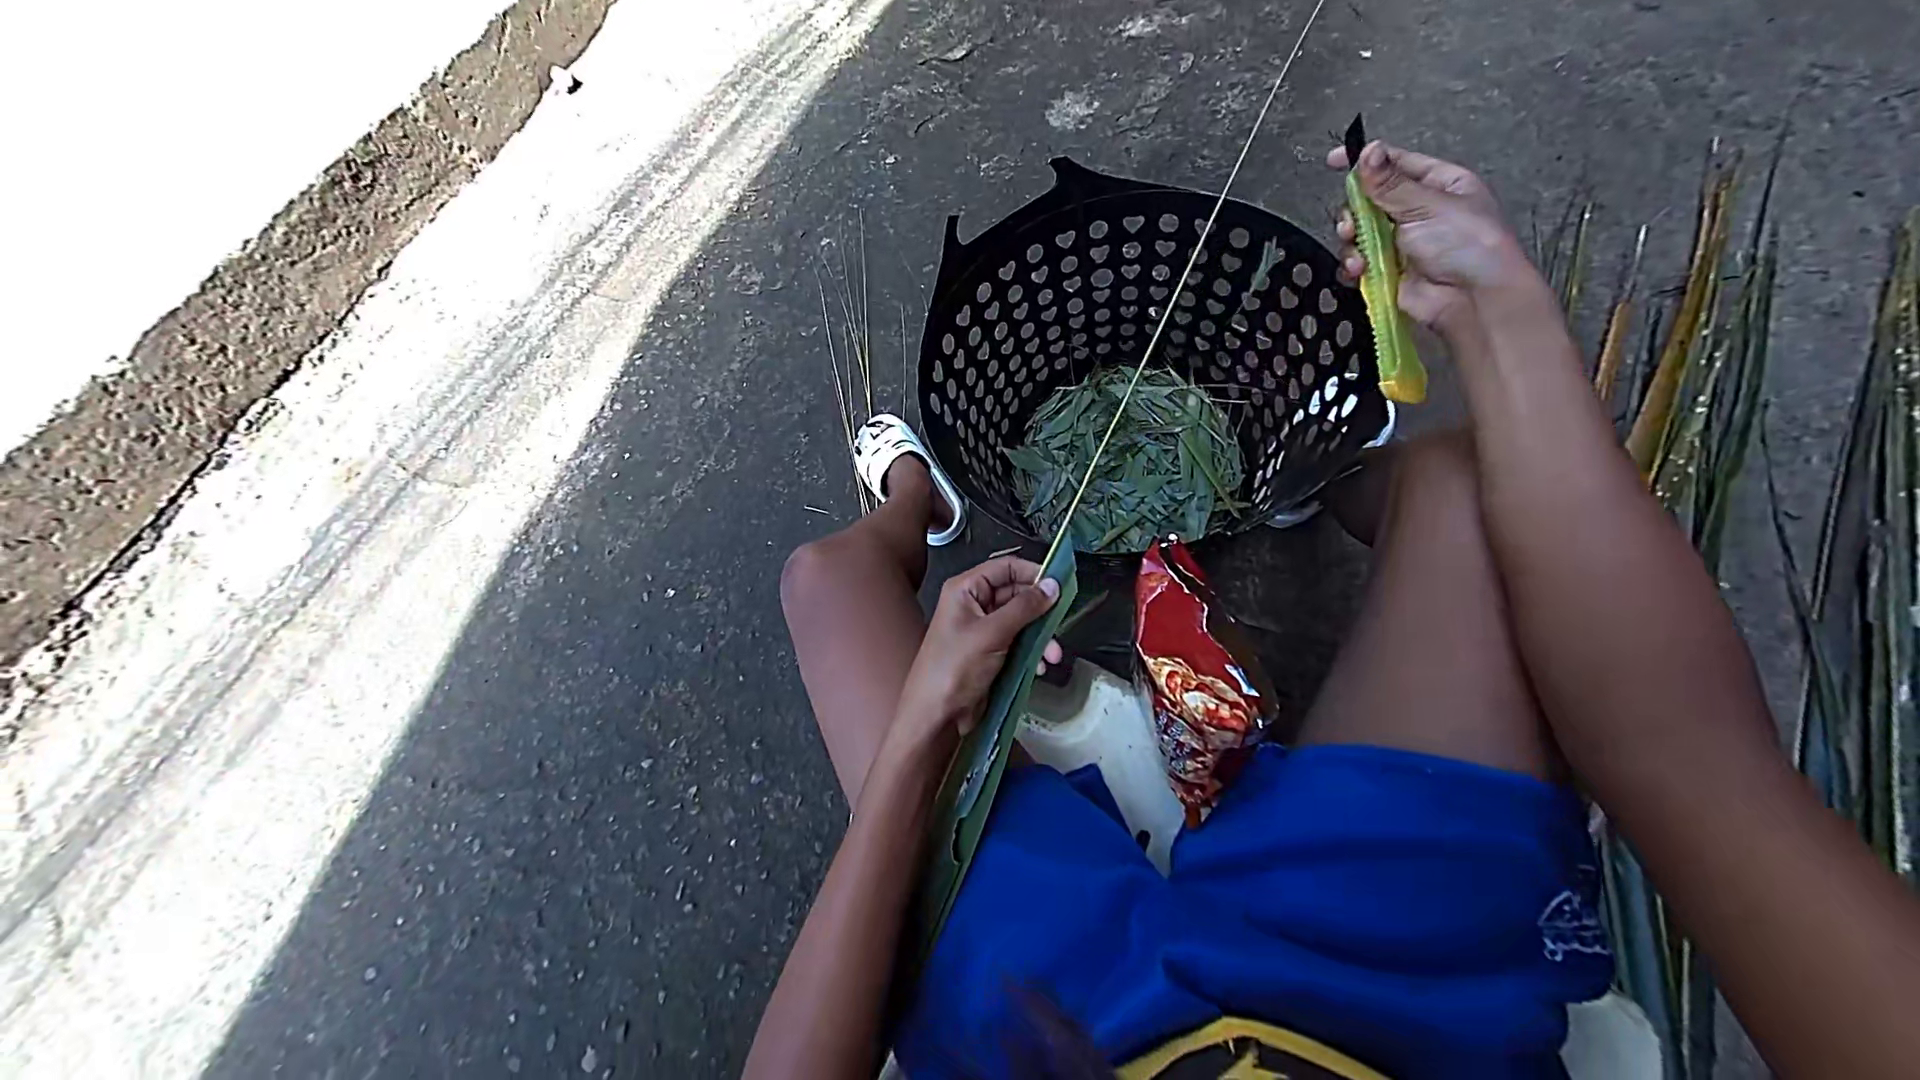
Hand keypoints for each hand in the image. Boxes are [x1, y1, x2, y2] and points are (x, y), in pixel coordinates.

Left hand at [888, 556, 1062, 751]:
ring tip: (1053, 656)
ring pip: (1023, 621)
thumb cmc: (954, 668)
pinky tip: (1039, 667)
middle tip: (1060, 625)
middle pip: (1018, 594)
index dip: (1033, 573)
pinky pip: (1019, 642)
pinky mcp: (992, 651)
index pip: (1006, 567)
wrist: (937, 715)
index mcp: (966, 589)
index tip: (1060, 585)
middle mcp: (974, 604)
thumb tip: (1053, 585)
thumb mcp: (992, 633)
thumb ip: (1024, 607)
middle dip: (1041, 611)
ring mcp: (984, 629)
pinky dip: (1032, 652)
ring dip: (1041, 636)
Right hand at [1328, 140, 1540, 338]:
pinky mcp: (1385, 271)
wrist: (1469, 298)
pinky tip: (1359, 271)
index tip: (1333, 162)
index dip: (1366, 162)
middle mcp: (1416, 211)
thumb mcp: (1427, 205)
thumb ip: (1390, 182)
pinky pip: (1356, 263)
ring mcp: (1399, 243)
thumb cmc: (1465, 244)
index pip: (1396, 165)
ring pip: (1358, 234)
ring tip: (1359, 257)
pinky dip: (1352, 267)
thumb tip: (1368, 151)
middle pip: (1368, 202)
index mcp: (1437, 185)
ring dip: (1352, 244)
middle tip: (1352, 225)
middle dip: (1353, 214)